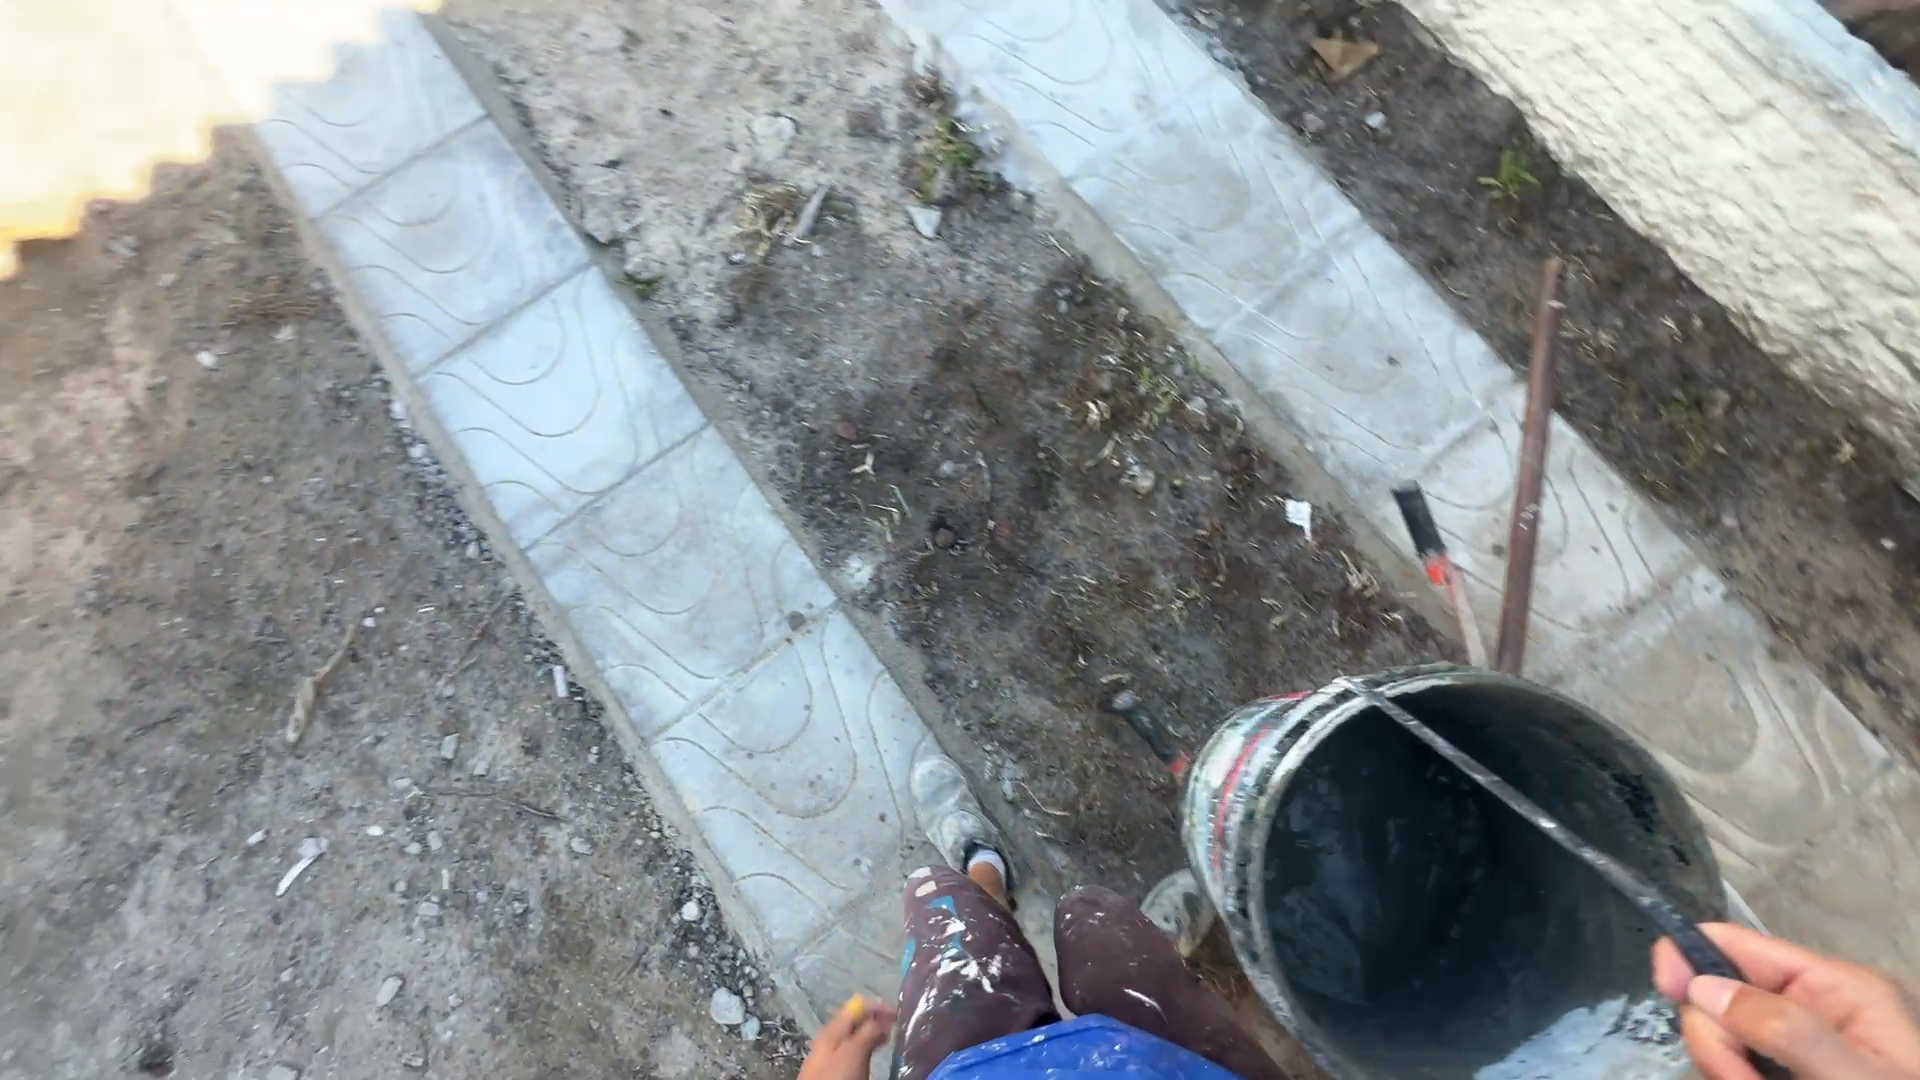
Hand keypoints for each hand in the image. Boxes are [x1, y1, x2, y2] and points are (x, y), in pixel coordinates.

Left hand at [799, 994, 897, 1079]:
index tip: (898, 1014)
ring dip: (870, 1034)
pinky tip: (871, 1057)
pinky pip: (852, 1053)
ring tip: (886, 1040)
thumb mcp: (855, 1052)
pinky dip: (865, 1049)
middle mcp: (830, 1038)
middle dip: (875, 1019)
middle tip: (894, 1026)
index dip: (878, 1006)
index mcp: (832, 1029)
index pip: (857, 1006)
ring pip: (854, 1037)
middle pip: (855, 1021)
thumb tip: (884, 1018)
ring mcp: (829, 1057)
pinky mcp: (831, 1073)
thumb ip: (869, 1031)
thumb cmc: (836, 1079)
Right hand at [1651, 922, 1919, 1079]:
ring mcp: (1797, 1035)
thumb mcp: (1855, 1079)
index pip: (1729, 940)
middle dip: (1714, 1037)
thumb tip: (1700, 986)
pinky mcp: (1787, 1064)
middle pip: (1716, 991)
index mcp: (1833, 985)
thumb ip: (1787, 1029)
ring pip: (1717, 1027)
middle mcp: (1809, 1001)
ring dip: (1720, 1061)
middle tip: (1735, 1079)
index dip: (1685, 956)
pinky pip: (1732, 1053)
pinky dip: (1730, 1072)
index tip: (1667, 994)